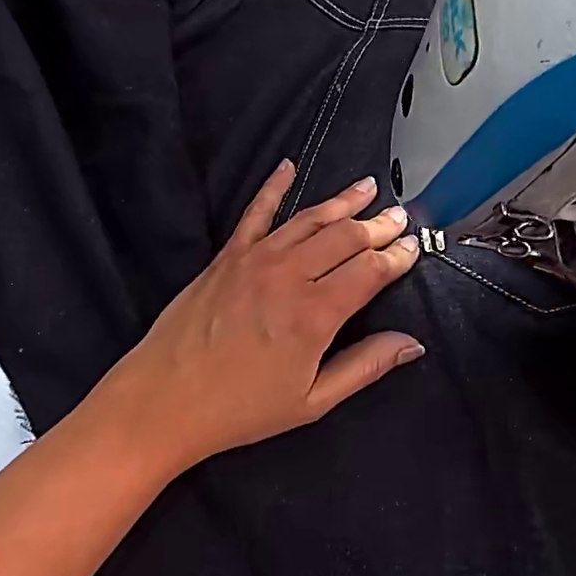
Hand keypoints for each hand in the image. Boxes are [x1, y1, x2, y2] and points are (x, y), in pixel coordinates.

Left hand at [83, 162, 423, 474]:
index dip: (398, 256)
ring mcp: (258, 259)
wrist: (161, 402)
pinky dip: (274, 186)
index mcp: (315, 314)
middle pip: (347, 237)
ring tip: (367, 187)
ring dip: (344, 200)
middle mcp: (290, 277)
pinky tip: (288, 167)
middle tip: (400, 216)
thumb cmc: (238, 408)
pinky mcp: (230, 255)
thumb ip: (366, 367)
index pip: (371, 270)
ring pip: (312, 219)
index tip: (413, 247)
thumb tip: (411, 345)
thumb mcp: (312, 401)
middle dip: (379, 224)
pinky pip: (257, 211)